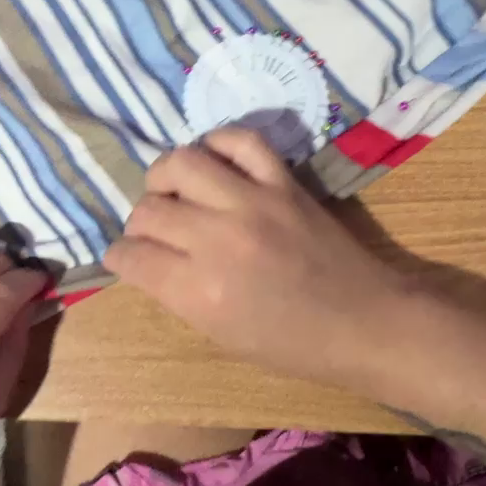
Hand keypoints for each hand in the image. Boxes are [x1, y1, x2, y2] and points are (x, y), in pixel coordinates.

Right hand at [104, 127, 404, 381]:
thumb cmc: (291, 344)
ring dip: (163, 177)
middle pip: (147, 210)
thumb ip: (174, 291)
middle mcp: (218, 240)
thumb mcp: (218, 332)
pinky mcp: (282, 182)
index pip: (131, 256)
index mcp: (199, 290)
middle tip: (153, 232)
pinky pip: (239, 141)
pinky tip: (211, 161)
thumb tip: (142, 257)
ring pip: (181, 163)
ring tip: (172, 190)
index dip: (119, 256)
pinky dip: (217, 143)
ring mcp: (252, 203)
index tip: (125, 257)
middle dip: (138, 223)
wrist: (367, 323)